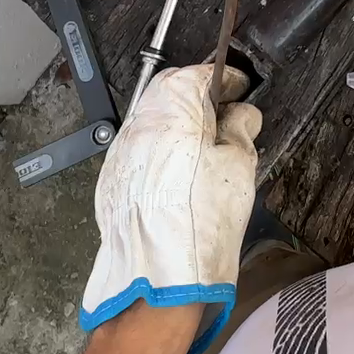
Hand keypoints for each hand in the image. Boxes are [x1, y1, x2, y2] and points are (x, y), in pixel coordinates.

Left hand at [79, 64, 260, 353]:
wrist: (158, 279)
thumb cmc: (204, 217)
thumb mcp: (239, 166)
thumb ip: (240, 127)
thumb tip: (239, 113)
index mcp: (173, 110)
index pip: (198, 73)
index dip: (223, 77)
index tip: (238, 86)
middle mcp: (141, 122)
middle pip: (168, 89)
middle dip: (195, 93)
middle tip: (221, 110)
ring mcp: (122, 150)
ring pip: (151, 116)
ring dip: (175, 119)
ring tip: (201, 142)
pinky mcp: (112, 178)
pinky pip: (139, 145)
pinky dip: (159, 145)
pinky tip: (177, 169)